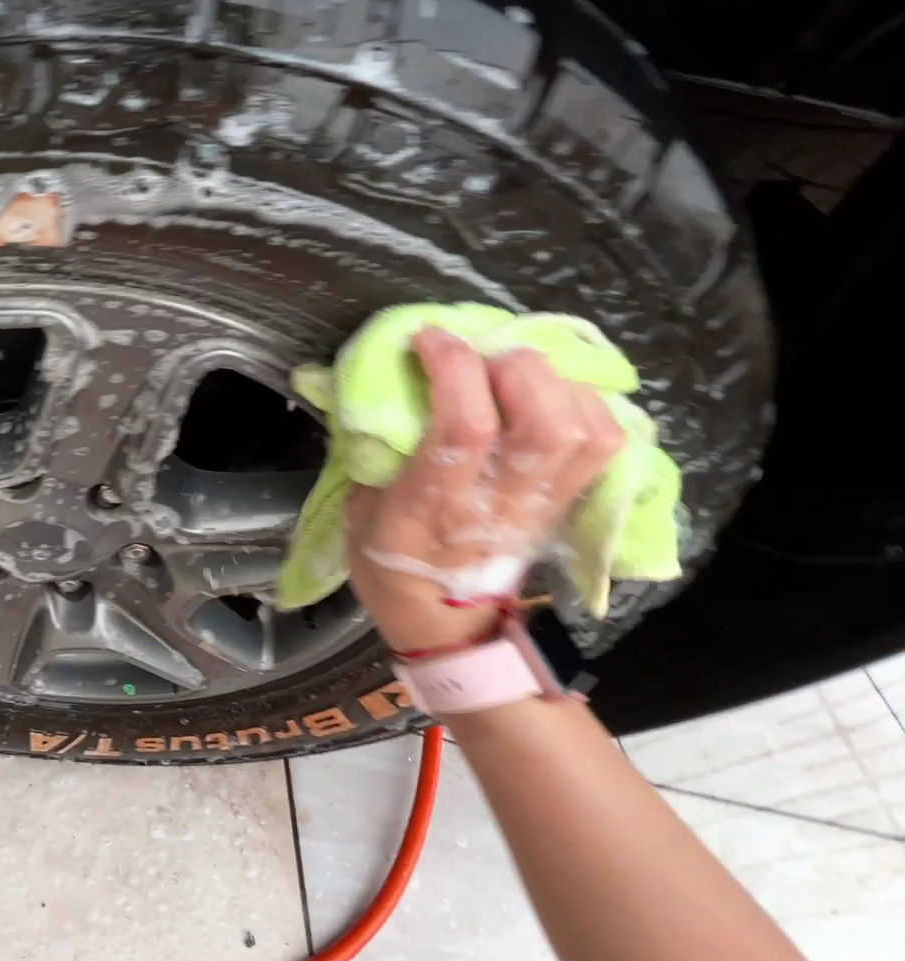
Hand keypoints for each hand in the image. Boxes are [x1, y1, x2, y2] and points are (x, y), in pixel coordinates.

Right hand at [345, 328, 624, 653]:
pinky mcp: (564, 504)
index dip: (453, 369)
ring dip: (557, 384)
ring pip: (586, 431)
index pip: (464, 430)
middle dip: (517, 369)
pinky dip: (585, 405)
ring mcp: (539, 506)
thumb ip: (370, 453)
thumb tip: (372, 393)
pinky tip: (549, 394)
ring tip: (518, 370)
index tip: (428, 338)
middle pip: (544, 424)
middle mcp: (496, 505)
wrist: (445, 622)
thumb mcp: (357, 512)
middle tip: (484, 352)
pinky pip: (602, 444)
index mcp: (431, 507)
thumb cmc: (387, 566)